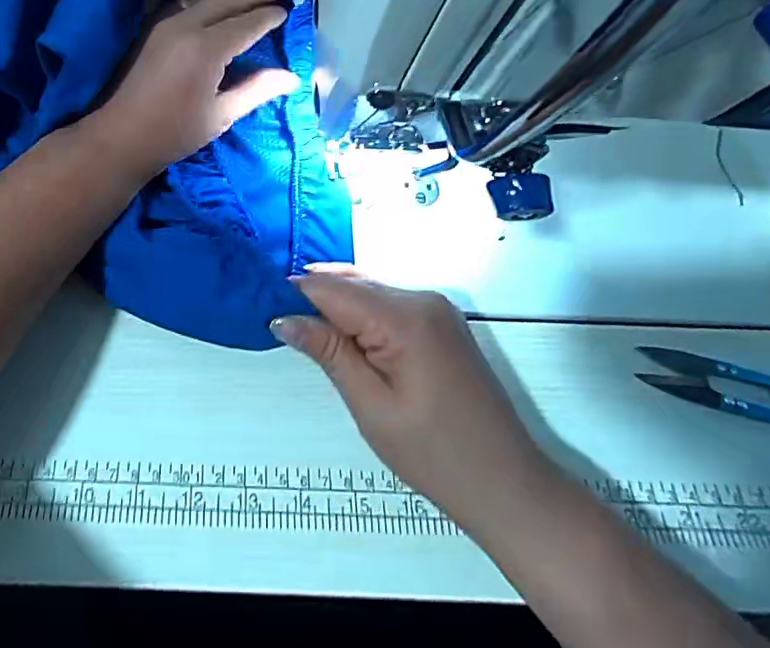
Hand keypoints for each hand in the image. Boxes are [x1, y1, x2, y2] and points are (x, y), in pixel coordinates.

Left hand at [80, 0, 299, 178]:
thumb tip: (291, 76)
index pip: (246, 23)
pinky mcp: (152, 28)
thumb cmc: (174, 132)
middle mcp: (186, 26)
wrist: (121, 135)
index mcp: (207, 49)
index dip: (268, 16)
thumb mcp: (220, 115)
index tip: (287, 10)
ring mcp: (165, 24)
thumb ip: (256, 90)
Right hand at [271, 266, 564, 536]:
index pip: (333, 288)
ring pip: (368, 291)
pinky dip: (361, 315)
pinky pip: (388, 305)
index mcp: (405, 318)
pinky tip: (343, 337)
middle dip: (313, 298)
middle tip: (277, 321)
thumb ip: (328, 352)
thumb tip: (283, 318)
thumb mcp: (371, 406)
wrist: (508, 486)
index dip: (295, 294)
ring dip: (336, 306)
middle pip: (352, 284)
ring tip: (304, 331)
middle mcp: (423, 300)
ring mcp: (437, 309)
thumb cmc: (435, 455)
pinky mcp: (442, 323)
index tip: (261, 305)